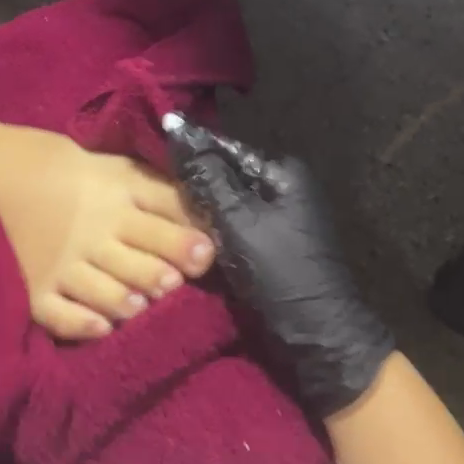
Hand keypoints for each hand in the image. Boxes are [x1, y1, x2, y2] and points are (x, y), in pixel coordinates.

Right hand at [164, 115, 394, 417]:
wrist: (316, 334)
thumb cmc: (281, 272)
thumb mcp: (240, 223)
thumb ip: (209, 180)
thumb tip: (179, 129)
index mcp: (282, 173)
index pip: (225, 151)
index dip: (188, 157)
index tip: (148, 166)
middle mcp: (282, 189)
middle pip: (224, 179)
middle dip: (192, 191)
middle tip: (149, 202)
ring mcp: (277, 220)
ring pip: (225, 208)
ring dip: (198, 218)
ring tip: (158, 223)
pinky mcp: (269, 248)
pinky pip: (232, 232)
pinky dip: (210, 238)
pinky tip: (181, 244)